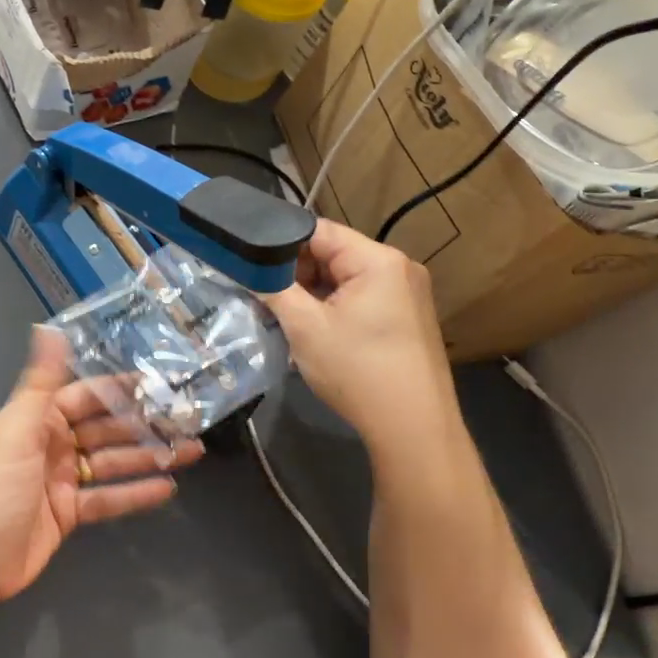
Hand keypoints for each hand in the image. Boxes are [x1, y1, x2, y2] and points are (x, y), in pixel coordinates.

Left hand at [0, 327, 200, 603]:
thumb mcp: (18, 428)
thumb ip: (41, 381)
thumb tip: (48, 327)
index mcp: (37, 419)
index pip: (86, 396)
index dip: (120, 389)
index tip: (158, 381)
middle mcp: (51, 444)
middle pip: (105, 429)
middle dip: (144, 424)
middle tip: (187, 419)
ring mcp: (61, 480)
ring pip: (112, 463)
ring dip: (149, 457)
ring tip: (191, 451)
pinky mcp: (69, 513)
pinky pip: (108, 498)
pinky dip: (135, 493)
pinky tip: (167, 488)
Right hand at [262, 219, 455, 445]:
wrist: (411, 426)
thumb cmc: (357, 369)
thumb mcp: (304, 327)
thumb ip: (272, 289)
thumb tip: (246, 268)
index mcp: (378, 260)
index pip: (318, 230)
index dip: (278, 242)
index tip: (247, 259)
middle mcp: (398, 268)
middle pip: (332, 253)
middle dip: (294, 272)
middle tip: (260, 293)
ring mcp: (406, 294)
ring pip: (343, 279)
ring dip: (311, 293)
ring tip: (280, 314)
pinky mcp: (406, 319)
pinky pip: (359, 298)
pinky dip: (331, 307)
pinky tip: (310, 330)